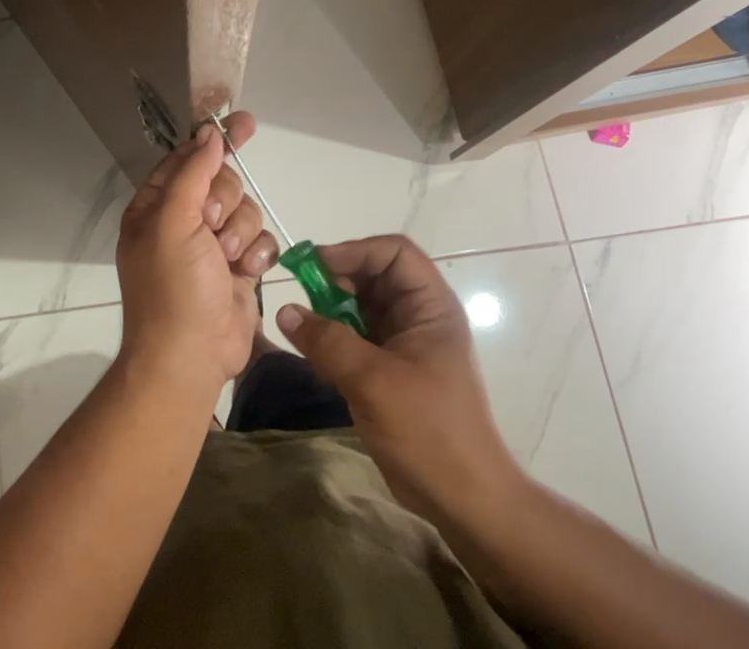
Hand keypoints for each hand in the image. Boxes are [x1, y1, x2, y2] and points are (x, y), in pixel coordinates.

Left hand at [115, 113, 280, 395]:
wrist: (191, 355)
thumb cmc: (173, 287)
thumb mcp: (172, 223)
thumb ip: (192, 174)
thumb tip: (207, 134)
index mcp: (155, 207)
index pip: (187, 159)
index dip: (214, 141)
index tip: (245, 123)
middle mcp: (182, 222)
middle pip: (222, 182)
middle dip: (226, 202)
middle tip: (213, 227)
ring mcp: (211, 246)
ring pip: (245, 210)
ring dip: (241, 232)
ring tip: (228, 260)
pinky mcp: (238, 268)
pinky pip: (259, 239)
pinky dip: (257, 254)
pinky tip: (248, 272)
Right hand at [274, 235, 521, 516]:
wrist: (462, 496)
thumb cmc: (428, 430)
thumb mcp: (373, 380)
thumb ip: (328, 341)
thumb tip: (286, 311)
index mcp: (431, 307)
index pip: (394, 252)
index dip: (354, 251)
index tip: (314, 268)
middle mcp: (418, 317)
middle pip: (373, 276)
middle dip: (336, 281)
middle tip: (301, 298)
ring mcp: (404, 344)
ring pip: (360, 307)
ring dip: (330, 311)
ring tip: (303, 328)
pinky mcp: (389, 370)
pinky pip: (355, 338)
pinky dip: (332, 338)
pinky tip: (312, 353)